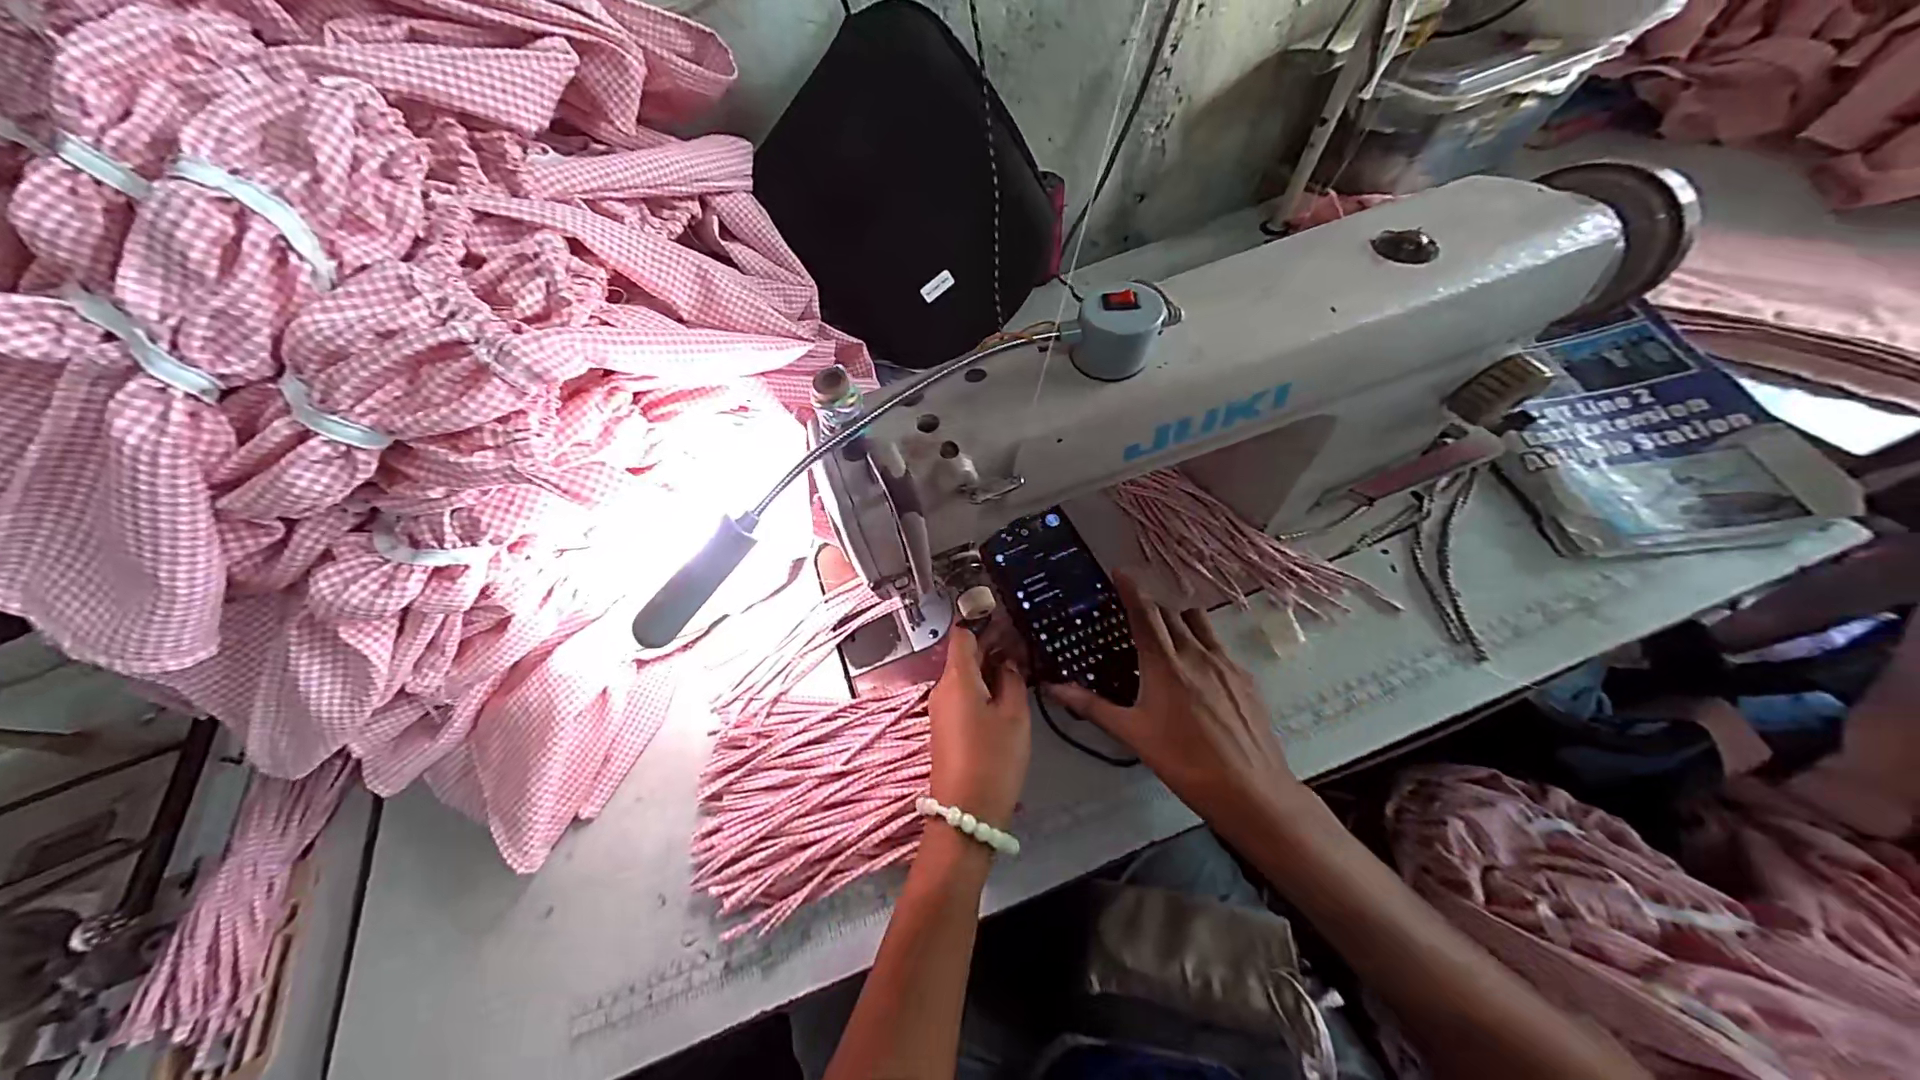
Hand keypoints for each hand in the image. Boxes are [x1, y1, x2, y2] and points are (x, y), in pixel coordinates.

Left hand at [928, 628, 1031, 828]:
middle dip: (992, 646)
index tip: (1008, 621)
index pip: (963, 634)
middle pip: (964, 655)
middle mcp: (942, 689)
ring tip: (1020, 669)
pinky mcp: (945, 727)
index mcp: (956, 678)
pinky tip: (1006, 695)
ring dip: (989, 669)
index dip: (984, 622)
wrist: (966, 812)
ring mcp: (941, 709)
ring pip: (965, 676)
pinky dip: (982, 688)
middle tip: (1023, 646)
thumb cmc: (993, 759)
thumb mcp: (1014, 715)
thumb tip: (1007, 662)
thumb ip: (1012, 680)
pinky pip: (963, 696)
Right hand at [1048, 573, 1308, 830]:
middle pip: (1171, 613)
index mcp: (1165, 664)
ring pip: (1199, 623)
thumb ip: (1092, 707)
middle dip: (1151, 607)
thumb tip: (1054, 689)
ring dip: (1179, 619)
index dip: (1131, 589)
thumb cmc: (1185, 762)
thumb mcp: (1133, 734)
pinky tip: (1196, 668)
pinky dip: (1201, 643)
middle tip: (1133, 613)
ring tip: (1166, 634)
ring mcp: (1226, 664)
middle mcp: (1197, 654)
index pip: (1145, 613)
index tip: (1120, 572)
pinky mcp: (1245, 678)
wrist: (1250, 790)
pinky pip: (1218, 646)